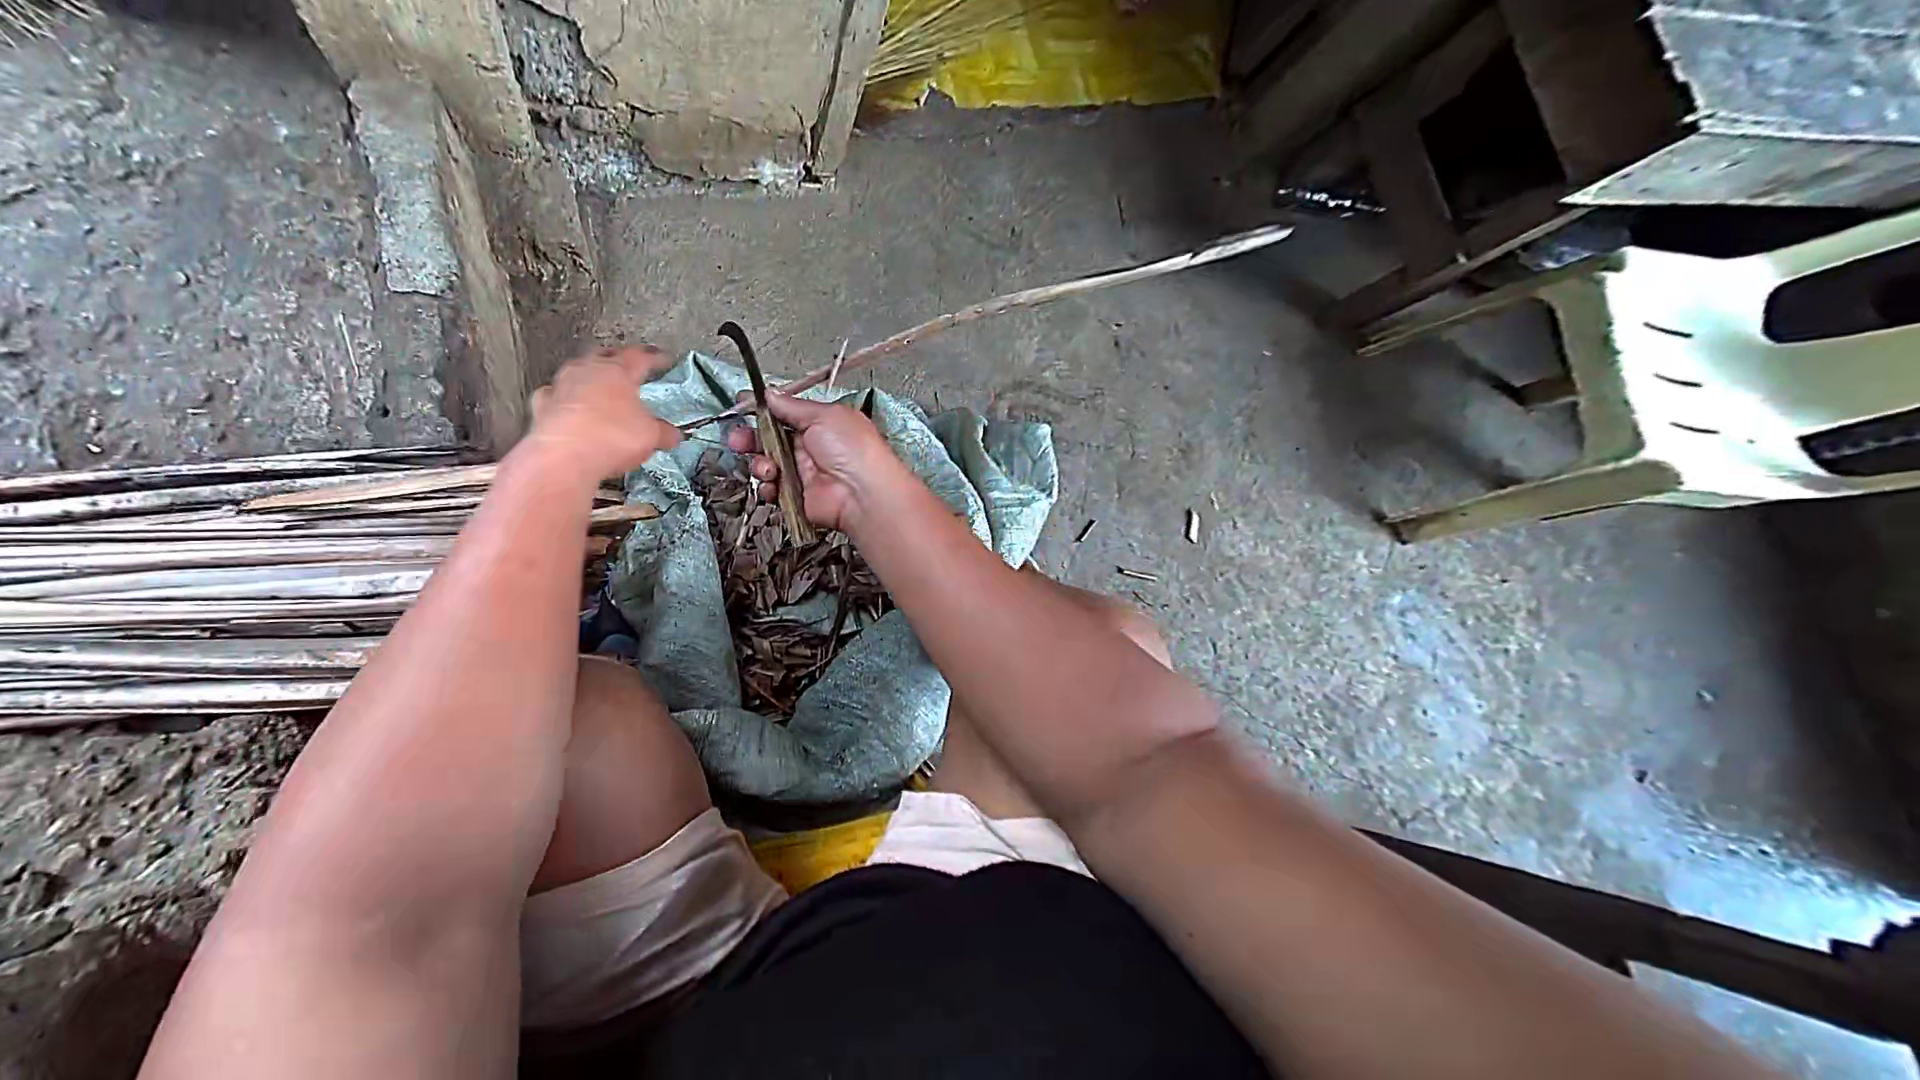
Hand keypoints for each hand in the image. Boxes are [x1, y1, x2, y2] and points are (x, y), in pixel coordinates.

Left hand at [523, 346, 681, 478]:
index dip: (654, 358)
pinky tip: (569, 410)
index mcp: (618, 371)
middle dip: (615, 361)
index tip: (662, 358)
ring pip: (576, 373)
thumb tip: (672, 435)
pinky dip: (564, 401)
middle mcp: (587, 372)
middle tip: (625, 367)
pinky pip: (555, 397)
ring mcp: (562, 387)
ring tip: (599, 389)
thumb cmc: (609, 437)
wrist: (565, 457)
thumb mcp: (651, 436)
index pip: (640, 357)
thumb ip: (663, 432)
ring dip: (588, 380)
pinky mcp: (543, 407)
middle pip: (603, 357)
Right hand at [726, 392, 908, 532]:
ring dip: (760, 464)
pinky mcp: (796, 496)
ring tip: (769, 467)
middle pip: (769, 440)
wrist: (863, 494)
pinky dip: (768, 487)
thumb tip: (771, 393)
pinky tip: (774, 483)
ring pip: (766, 464)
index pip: (783, 415)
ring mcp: (802, 473)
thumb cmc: (854, 450)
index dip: (762, 412)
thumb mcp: (824, 415)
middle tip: (739, 440)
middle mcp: (810, 448)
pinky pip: (772, 489)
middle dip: (749, 438)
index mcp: (820, 424)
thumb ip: (793, 406)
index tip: (742, 407)